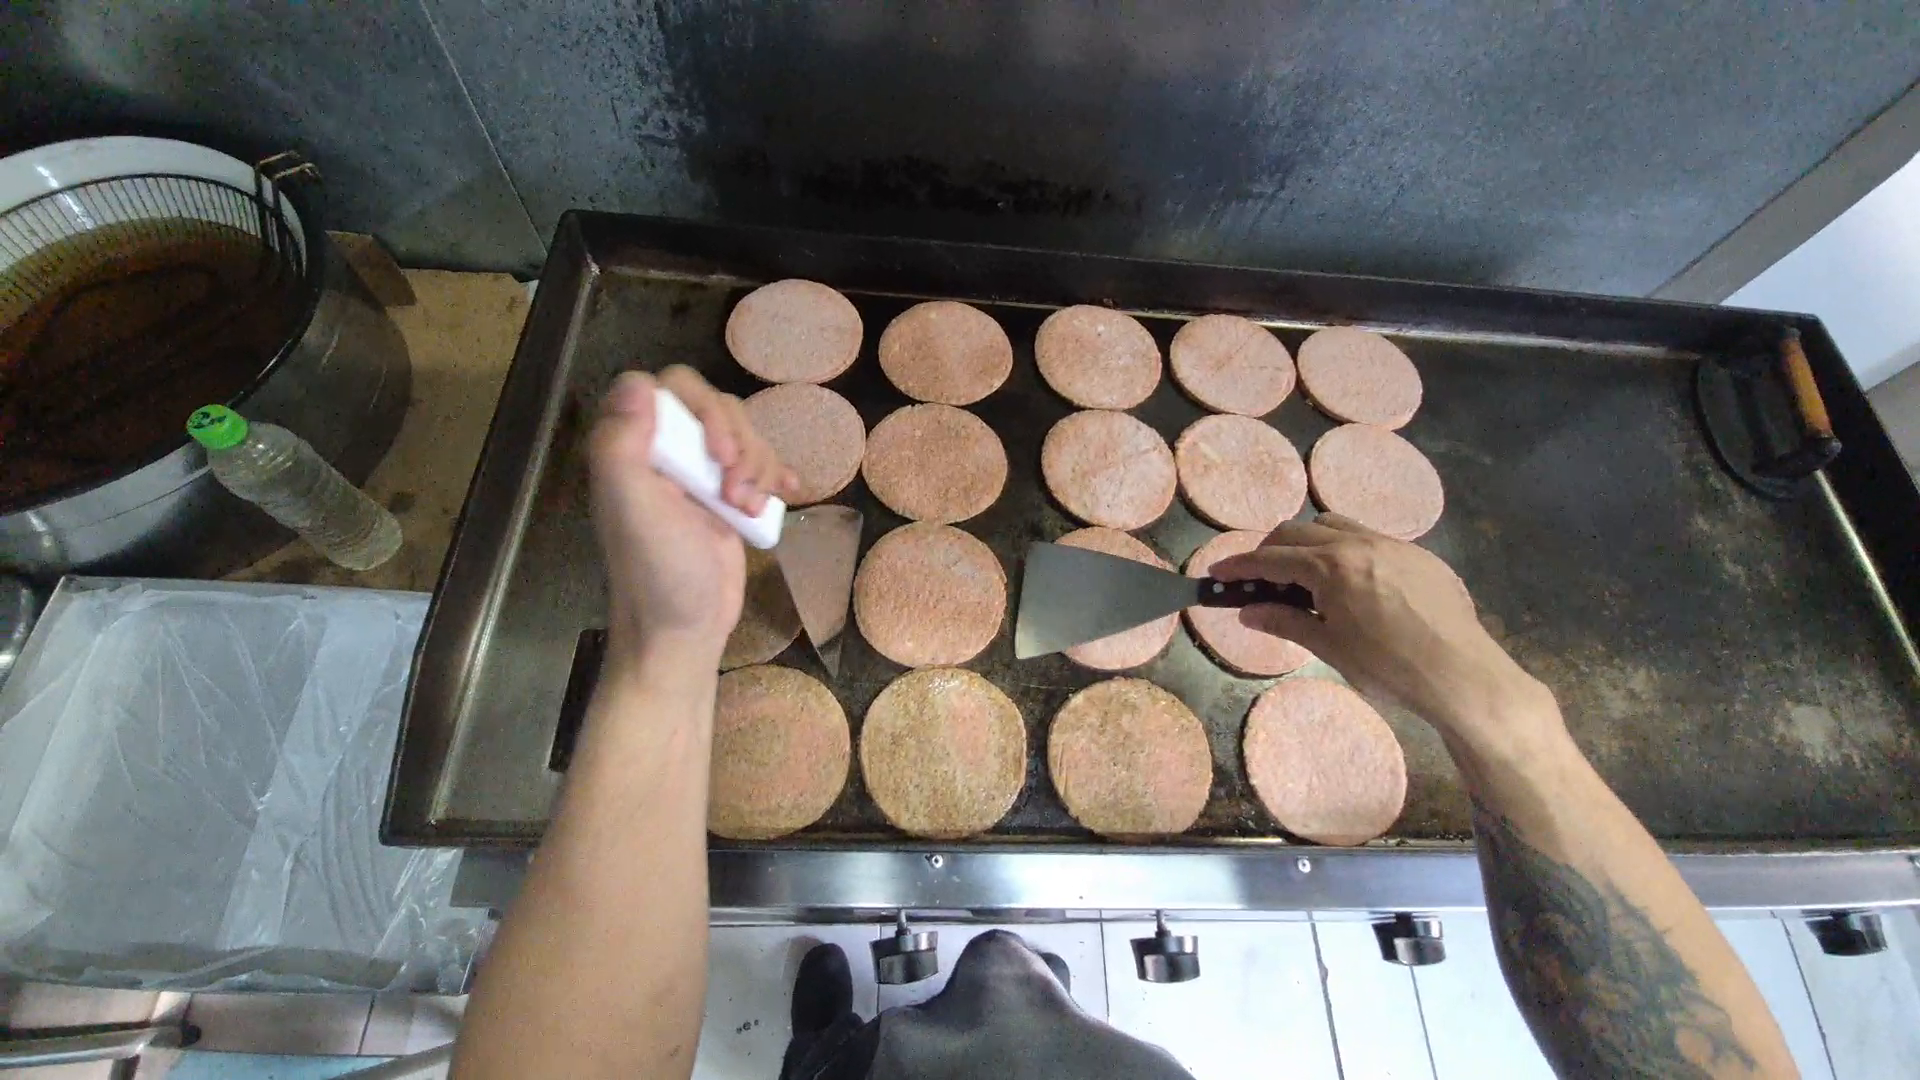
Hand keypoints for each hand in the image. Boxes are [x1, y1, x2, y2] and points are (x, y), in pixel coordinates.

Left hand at [588, 366, 796, 670]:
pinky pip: (761, 464)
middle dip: (740, 445)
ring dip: (759, 466)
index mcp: (633, 447)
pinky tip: (788, 493)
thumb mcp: (633, 507)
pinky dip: (777, 476)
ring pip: (744, 434)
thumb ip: (622, 442)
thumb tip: (639, 384)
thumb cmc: (658, 571)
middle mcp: (665, 452)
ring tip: (750, 508)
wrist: (686, 630)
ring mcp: (699, 475)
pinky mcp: (728, 498)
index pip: (672, 388)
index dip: (703, 410)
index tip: (718, 454)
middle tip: (737, 493)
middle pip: (717, 406)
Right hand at [1209, 514, 1554, 741]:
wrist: (1464, 676)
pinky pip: (1370, 536)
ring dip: (1308, 541)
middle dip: (1270, 550)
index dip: (1240, 565)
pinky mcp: (1419, 555)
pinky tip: (1351, 580)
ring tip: (1304, 572)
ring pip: (1335, 525)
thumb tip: (1247, 612)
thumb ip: (1286, 622)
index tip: (1217, 573)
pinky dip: (1345, 547)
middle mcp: (1359, 544)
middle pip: (1298, 531)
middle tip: (1259, 577)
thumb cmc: (1389, 667)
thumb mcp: (1330, 648)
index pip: (1271, 559)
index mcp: (1331, 567)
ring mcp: (1393, 545)